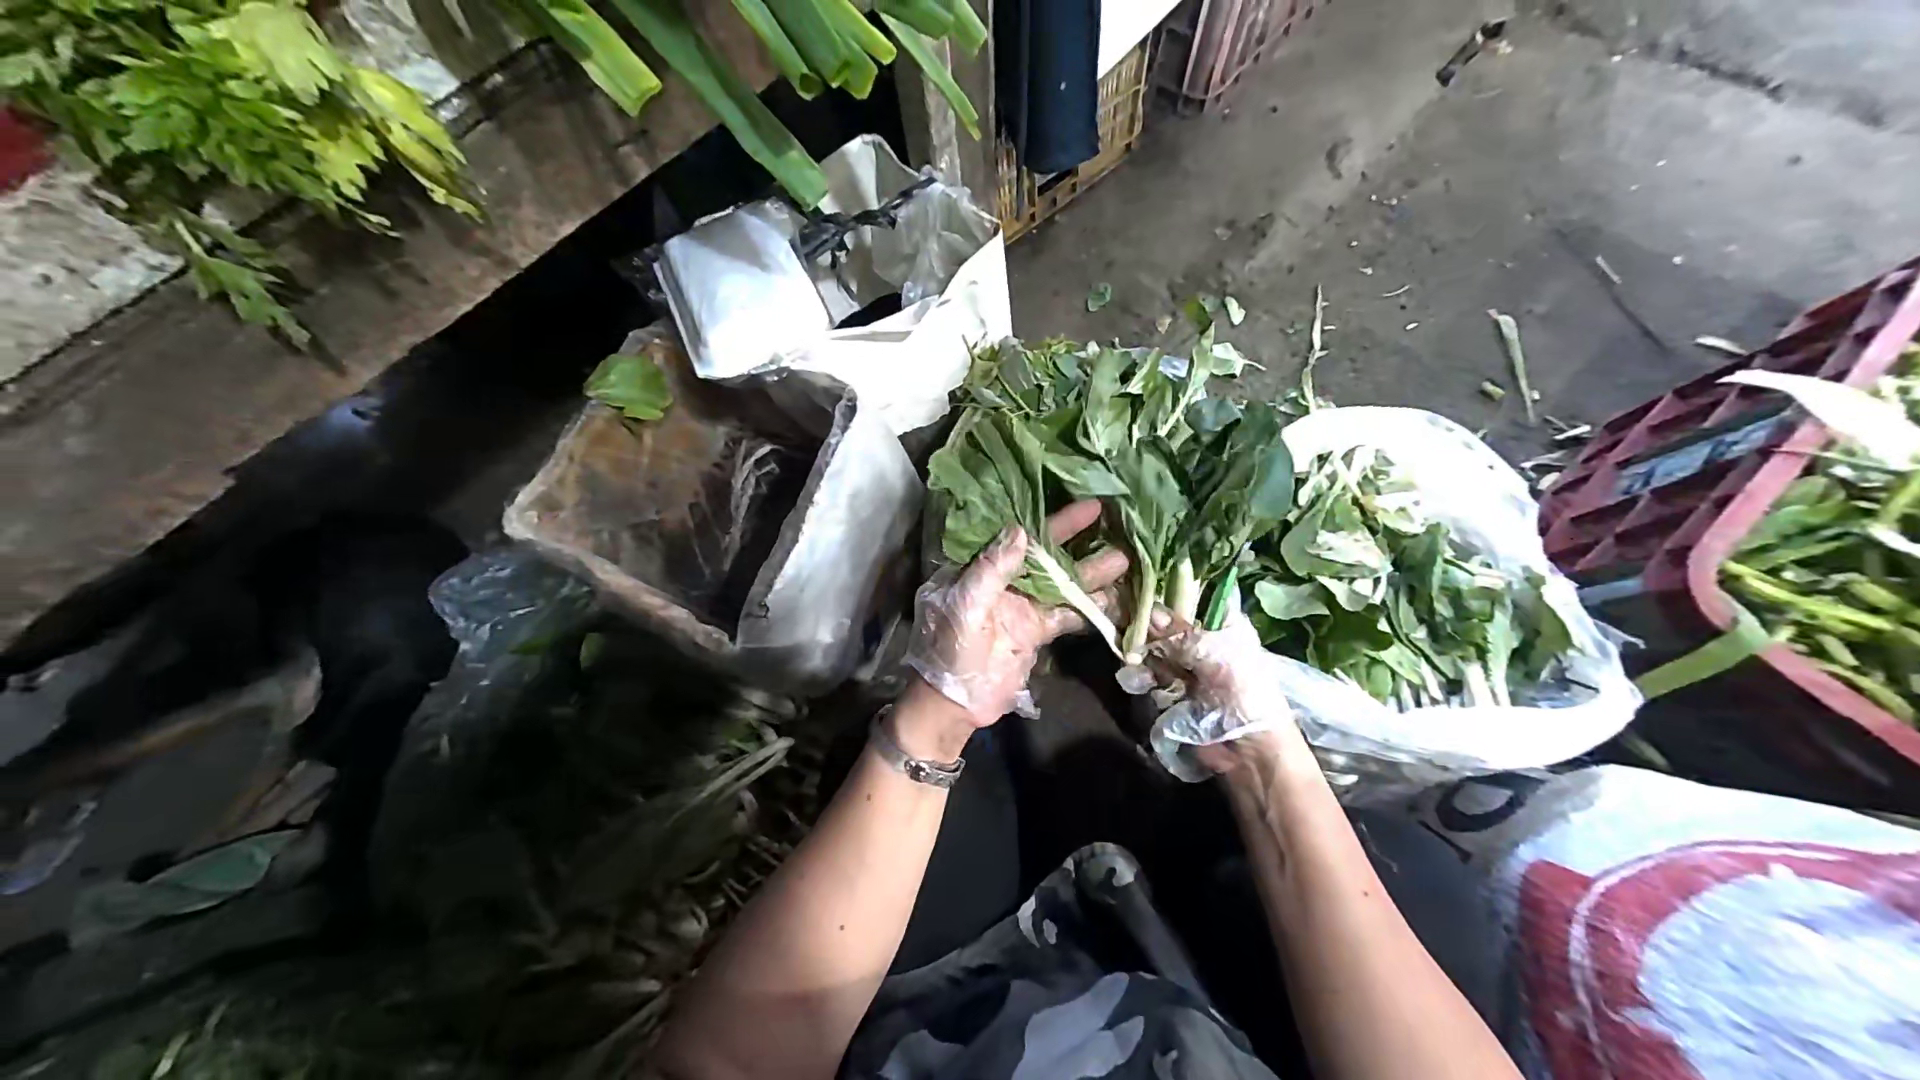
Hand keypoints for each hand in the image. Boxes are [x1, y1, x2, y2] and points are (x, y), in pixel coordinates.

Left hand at [905, 499, 1127, 726]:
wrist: (956, 703)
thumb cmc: (950, 651)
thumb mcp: (965, 606)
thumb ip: (991, 569)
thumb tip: (1021, 531)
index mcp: (980, 568)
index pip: (1018, 536)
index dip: (1049, 520)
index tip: (1084, 506)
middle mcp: (1003, 581)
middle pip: (1045, 556)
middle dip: (1076, 539)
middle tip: (1112, 519)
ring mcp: (1022, 606)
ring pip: (1061, 583)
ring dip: (1090, 573)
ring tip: (1124, 558)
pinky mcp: (1035, 630)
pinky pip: (1066, 614)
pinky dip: (1088, 607)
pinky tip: (1114, 598)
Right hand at [1146, 606, 1305, 780]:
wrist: (1250, 754)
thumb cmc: (1247, 697)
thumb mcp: (1218, 657)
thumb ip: (1182, 635)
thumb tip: (1151, 611)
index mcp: (1222, 626)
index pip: (1190, 597)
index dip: (1166, 593)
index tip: (1138, 589)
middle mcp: (1202, 641)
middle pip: (1165, 623)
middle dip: (1146, 626)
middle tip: (1126, 626)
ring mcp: (1185, 667)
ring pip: (1152, 648)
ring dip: (1141, 654)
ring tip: (1134, 663)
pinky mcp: (1171, 690)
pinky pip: (1148, 675)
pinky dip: (1141, 677)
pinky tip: (1137, 680)